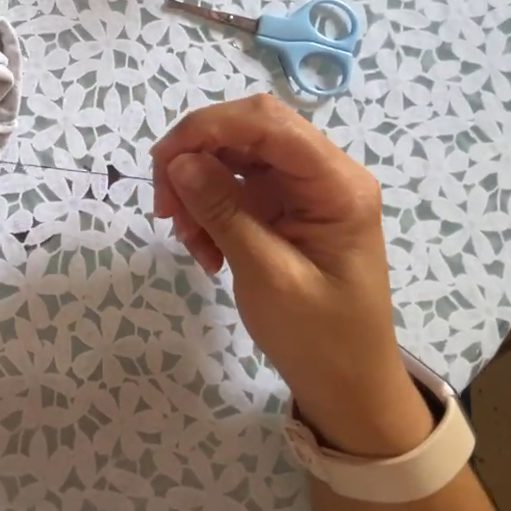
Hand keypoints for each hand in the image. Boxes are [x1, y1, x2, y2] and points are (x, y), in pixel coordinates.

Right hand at [151, 94, 430, 455]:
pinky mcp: (281, 205)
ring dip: (195, 186)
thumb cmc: (320, 338)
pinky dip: (205, 207)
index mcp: (336, 184)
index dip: (207, 127)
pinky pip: (231, 184)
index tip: (162, 164)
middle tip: (164, 205)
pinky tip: (203, 247)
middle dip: (194, 155)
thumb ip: (224, 212)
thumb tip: (179, 161)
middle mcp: (321, 173)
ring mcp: (300, 187)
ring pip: (231, 154)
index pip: (267, 122)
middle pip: (245, 129)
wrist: (348, 388)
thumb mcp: (268, 276)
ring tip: (188, 239)